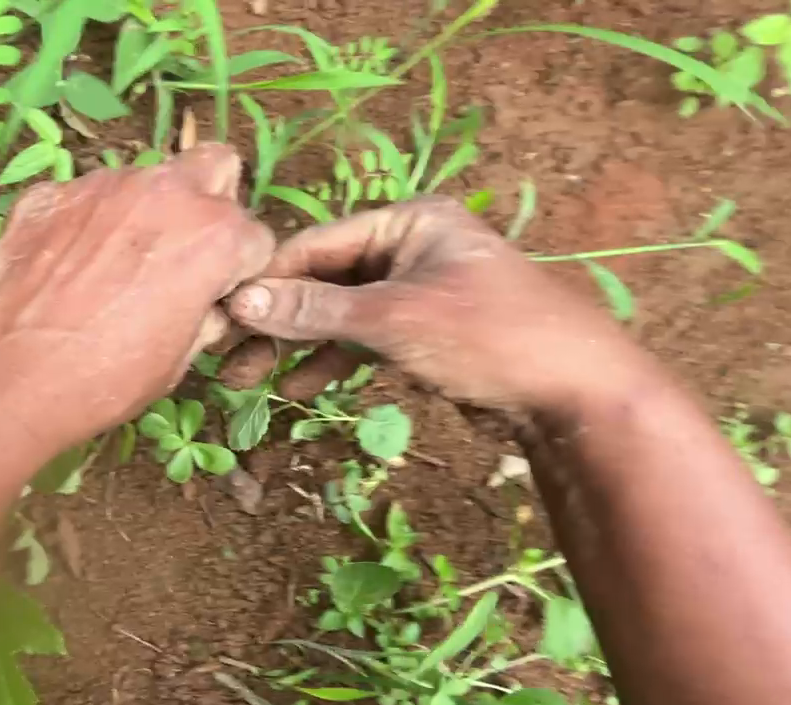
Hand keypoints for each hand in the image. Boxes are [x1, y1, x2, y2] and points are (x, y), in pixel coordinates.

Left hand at [0, 144, 275, 453]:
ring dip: (136, 214)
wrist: (5, 384)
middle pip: (211, 171)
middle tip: (173, 261)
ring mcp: (97, 188)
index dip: (233, 274)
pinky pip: (75, 199)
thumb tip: (206, 307)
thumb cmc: (98, 385)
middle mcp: (162, 192)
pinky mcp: (44, 198)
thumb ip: (202, 318)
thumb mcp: (174, 365)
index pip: (252, 238)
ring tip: (103, 273)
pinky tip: (58, 270)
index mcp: (212, 236)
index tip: (209, 298)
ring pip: (140, 180)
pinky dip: (76, 223)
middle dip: (205, 209)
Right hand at [223, 197, 663, 417]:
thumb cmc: (489, 336)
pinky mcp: (412, 330)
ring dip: (290, 349)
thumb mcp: (392, 320)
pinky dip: (325, 363)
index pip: (313, 247)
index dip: (264, 284)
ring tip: (247, 384)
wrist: (573, 393)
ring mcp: (408, 292)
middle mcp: (404, 250)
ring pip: (330, 316)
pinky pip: (353, 341)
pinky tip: (298, 390)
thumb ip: (313, 310)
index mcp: (406, 224)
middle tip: (226, 362)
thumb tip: (239, 302)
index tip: (218, 321)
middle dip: (273, 324)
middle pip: (317, 284)